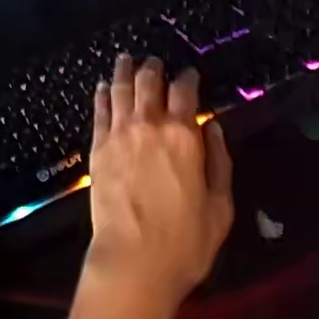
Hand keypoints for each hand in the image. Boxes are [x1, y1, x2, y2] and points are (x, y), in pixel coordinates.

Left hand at [83, 55, 233, 307]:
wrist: (134, 259)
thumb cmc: (186, 241)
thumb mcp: (220, 206)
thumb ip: (218, 162)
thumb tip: (213, 127)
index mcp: (184, 136)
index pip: (185, 92)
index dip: (188, 79)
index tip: (189, 74)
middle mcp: (149, 125)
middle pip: (149, 82)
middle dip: (153, 68)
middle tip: (154, 61)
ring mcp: (119, 133)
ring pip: (120, 89)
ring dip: (124, 70)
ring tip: (125, 58)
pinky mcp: (98, 146)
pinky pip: (99, 110)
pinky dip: (102, 94)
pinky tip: (102, 86)